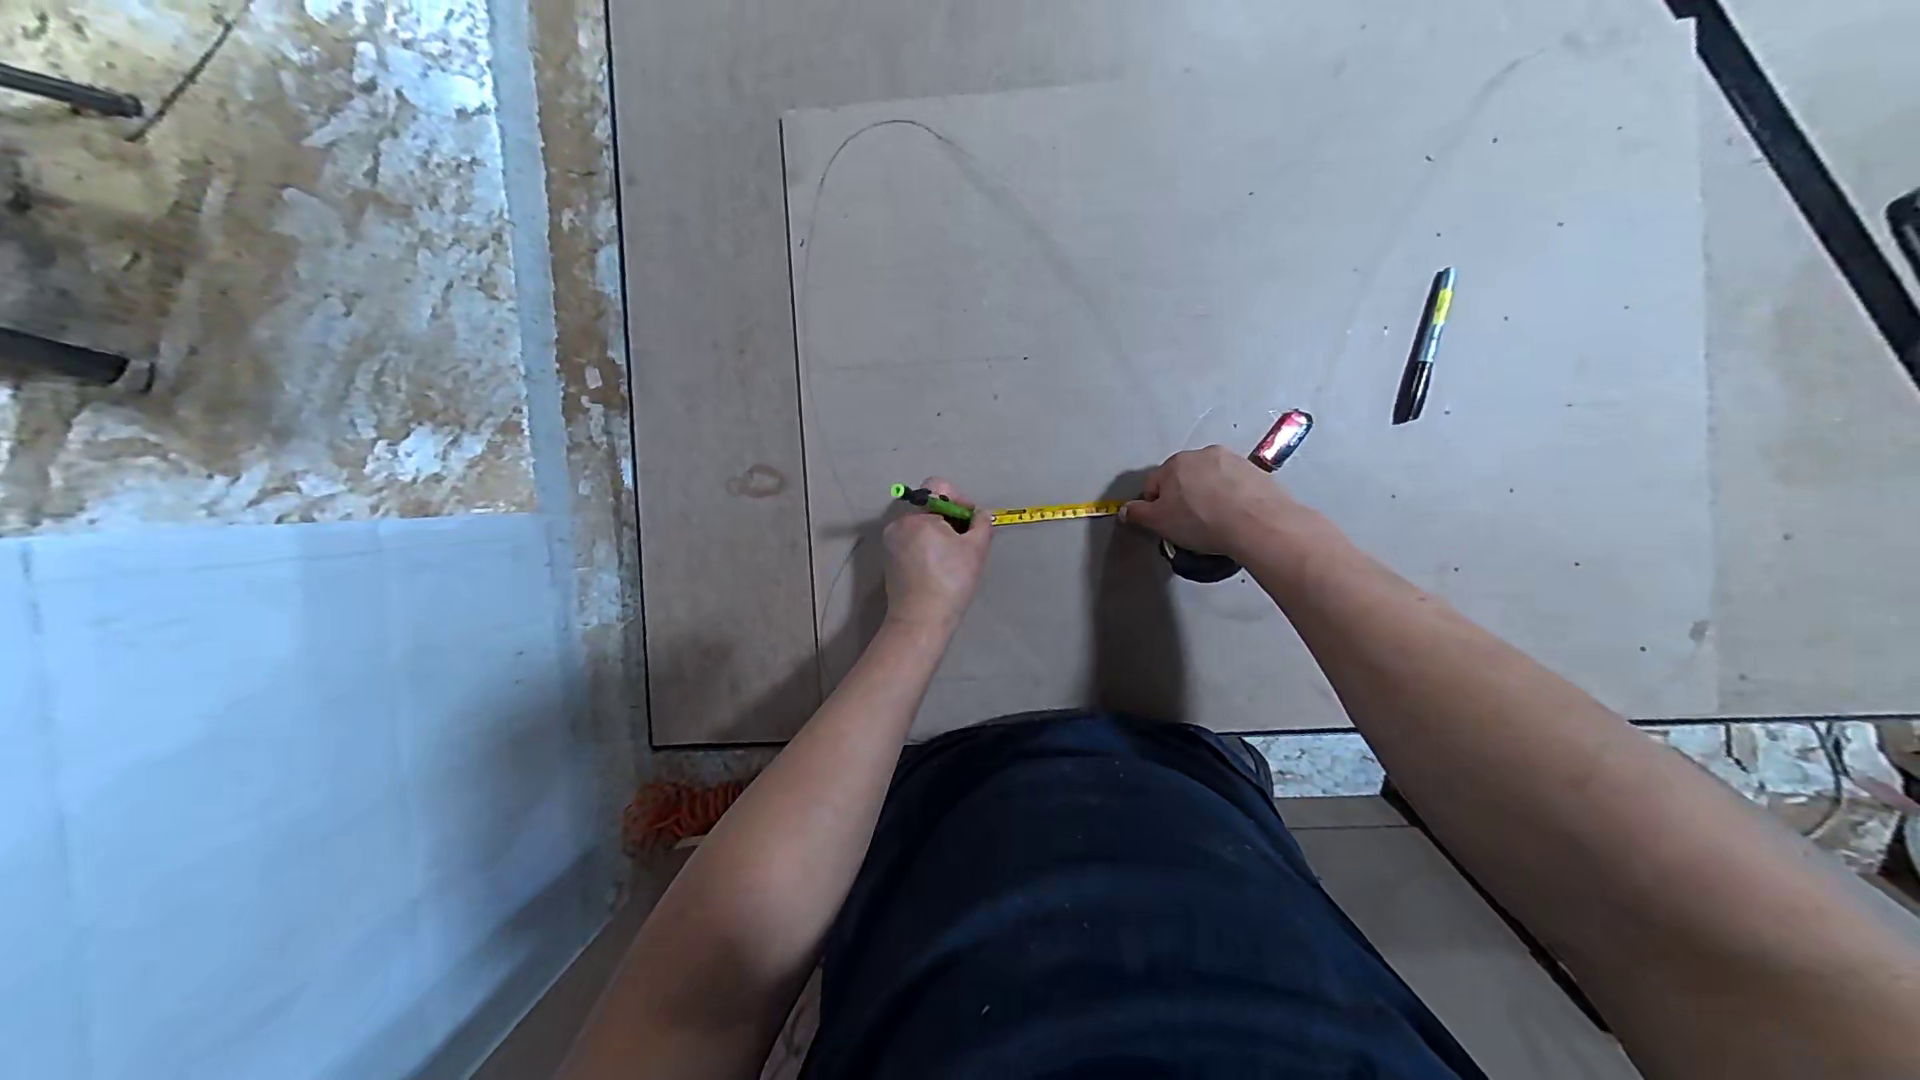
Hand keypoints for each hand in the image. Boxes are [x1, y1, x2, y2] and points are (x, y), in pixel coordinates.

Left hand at [883, 477, 992, 630]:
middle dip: (950, 519)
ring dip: (939, 533)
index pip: (939, 487)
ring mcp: (890, 541)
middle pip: (930, 506)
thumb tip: (980, 514)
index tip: (970, 521)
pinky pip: (911, 540)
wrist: (921, 621)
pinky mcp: (889, 558)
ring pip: (921, 525)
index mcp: (917, 516)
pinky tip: (939, 566)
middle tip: (966, 541)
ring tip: (954, 556)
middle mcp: (898, 523)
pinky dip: (926, 545)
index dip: (960, 499)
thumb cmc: (950, 582)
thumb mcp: (976, 549)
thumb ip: (981, 523)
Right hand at [1119, 446, 1295, 557]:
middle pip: (1183, 478)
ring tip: (1215, 521)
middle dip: (1183, 498)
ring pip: (1210, 479)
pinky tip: (1234, 516)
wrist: (1257, 523)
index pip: (1154, 484)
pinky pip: (1234, 484)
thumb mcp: (1159, 522)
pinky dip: (1231, 496)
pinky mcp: (1254, 470)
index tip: (1165, 523)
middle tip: (1189, 524)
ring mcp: (1231, 460)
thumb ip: (1138, 514)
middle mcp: (1201, 455)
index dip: (1155, 507)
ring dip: (1208, 495)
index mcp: (1174, 464)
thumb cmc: (1203, 521)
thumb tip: (1126, 510)